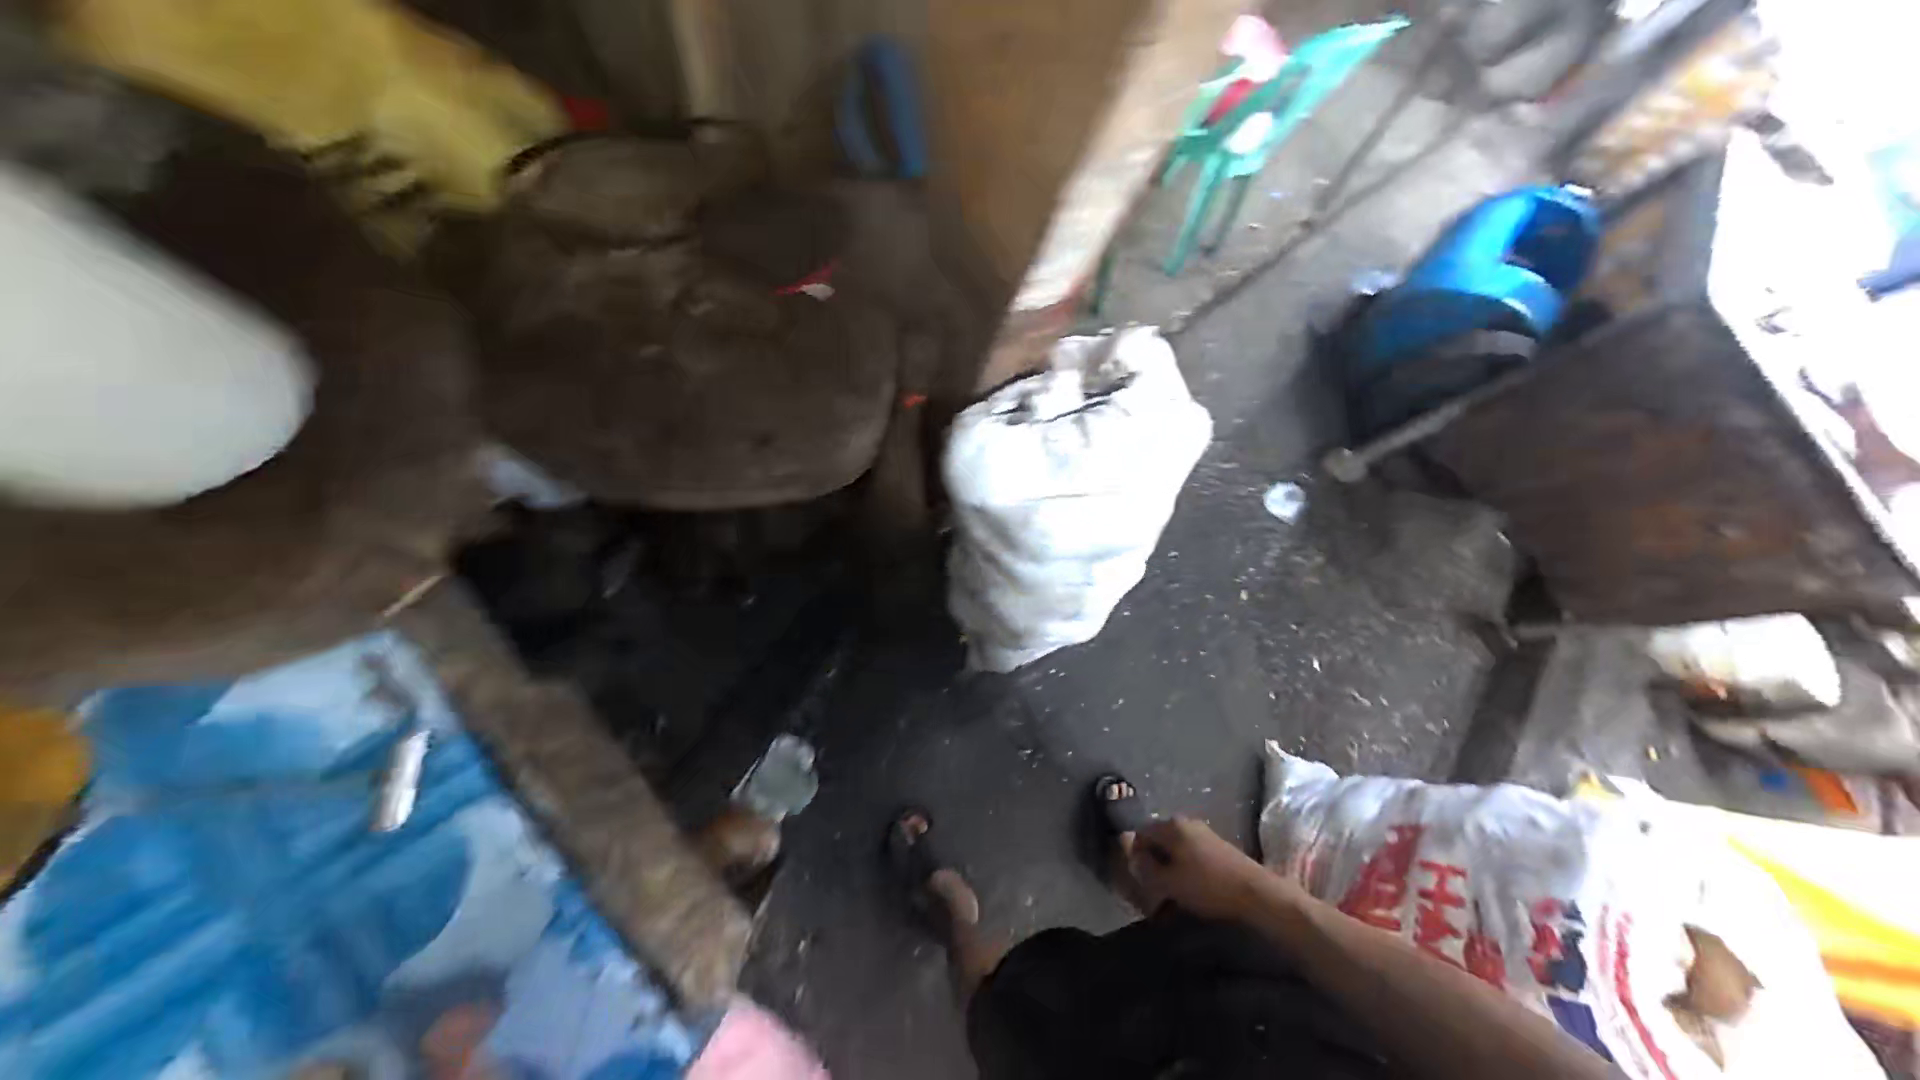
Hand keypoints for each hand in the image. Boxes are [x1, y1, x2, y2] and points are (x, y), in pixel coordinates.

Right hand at [1127, 817, 1299, 922]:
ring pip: (1175, 847)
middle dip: (1153, 861)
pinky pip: (1191, 852)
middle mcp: (1185, 822)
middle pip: (1158, 839)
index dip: (1135, 856)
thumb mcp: (1169, 882)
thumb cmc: (1207, 886)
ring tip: (1173, 890)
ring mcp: (1204, 832)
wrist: (1256, 893)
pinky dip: (1186, 867)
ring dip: (1170, 866)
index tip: (1139, 879)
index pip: (1140, 834)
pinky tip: (1192, 886)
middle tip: (1155, 886)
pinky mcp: (1218, 846)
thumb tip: (1133, 858)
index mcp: (1170, 825)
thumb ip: (1146, 869)